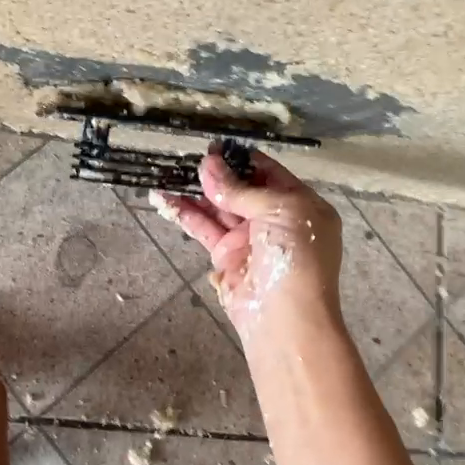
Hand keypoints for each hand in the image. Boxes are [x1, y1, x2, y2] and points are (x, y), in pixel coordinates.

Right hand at [152, 149, 343, 339]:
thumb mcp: (279, 211)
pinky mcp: (226, 255)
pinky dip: (184, 213)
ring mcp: (249, 237)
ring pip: (217, 207)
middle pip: (240, 188)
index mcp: (300, 204)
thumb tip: (208, 164)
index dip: (241, 159)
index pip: (268, 173)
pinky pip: (203, 228)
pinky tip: (164, 199)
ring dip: (194, 192)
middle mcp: (274, 218)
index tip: (213, 147)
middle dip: (215, 175)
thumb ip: (241, 189)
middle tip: (188, 159)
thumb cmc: (294, 256)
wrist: (285, 317)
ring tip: (168, 173)